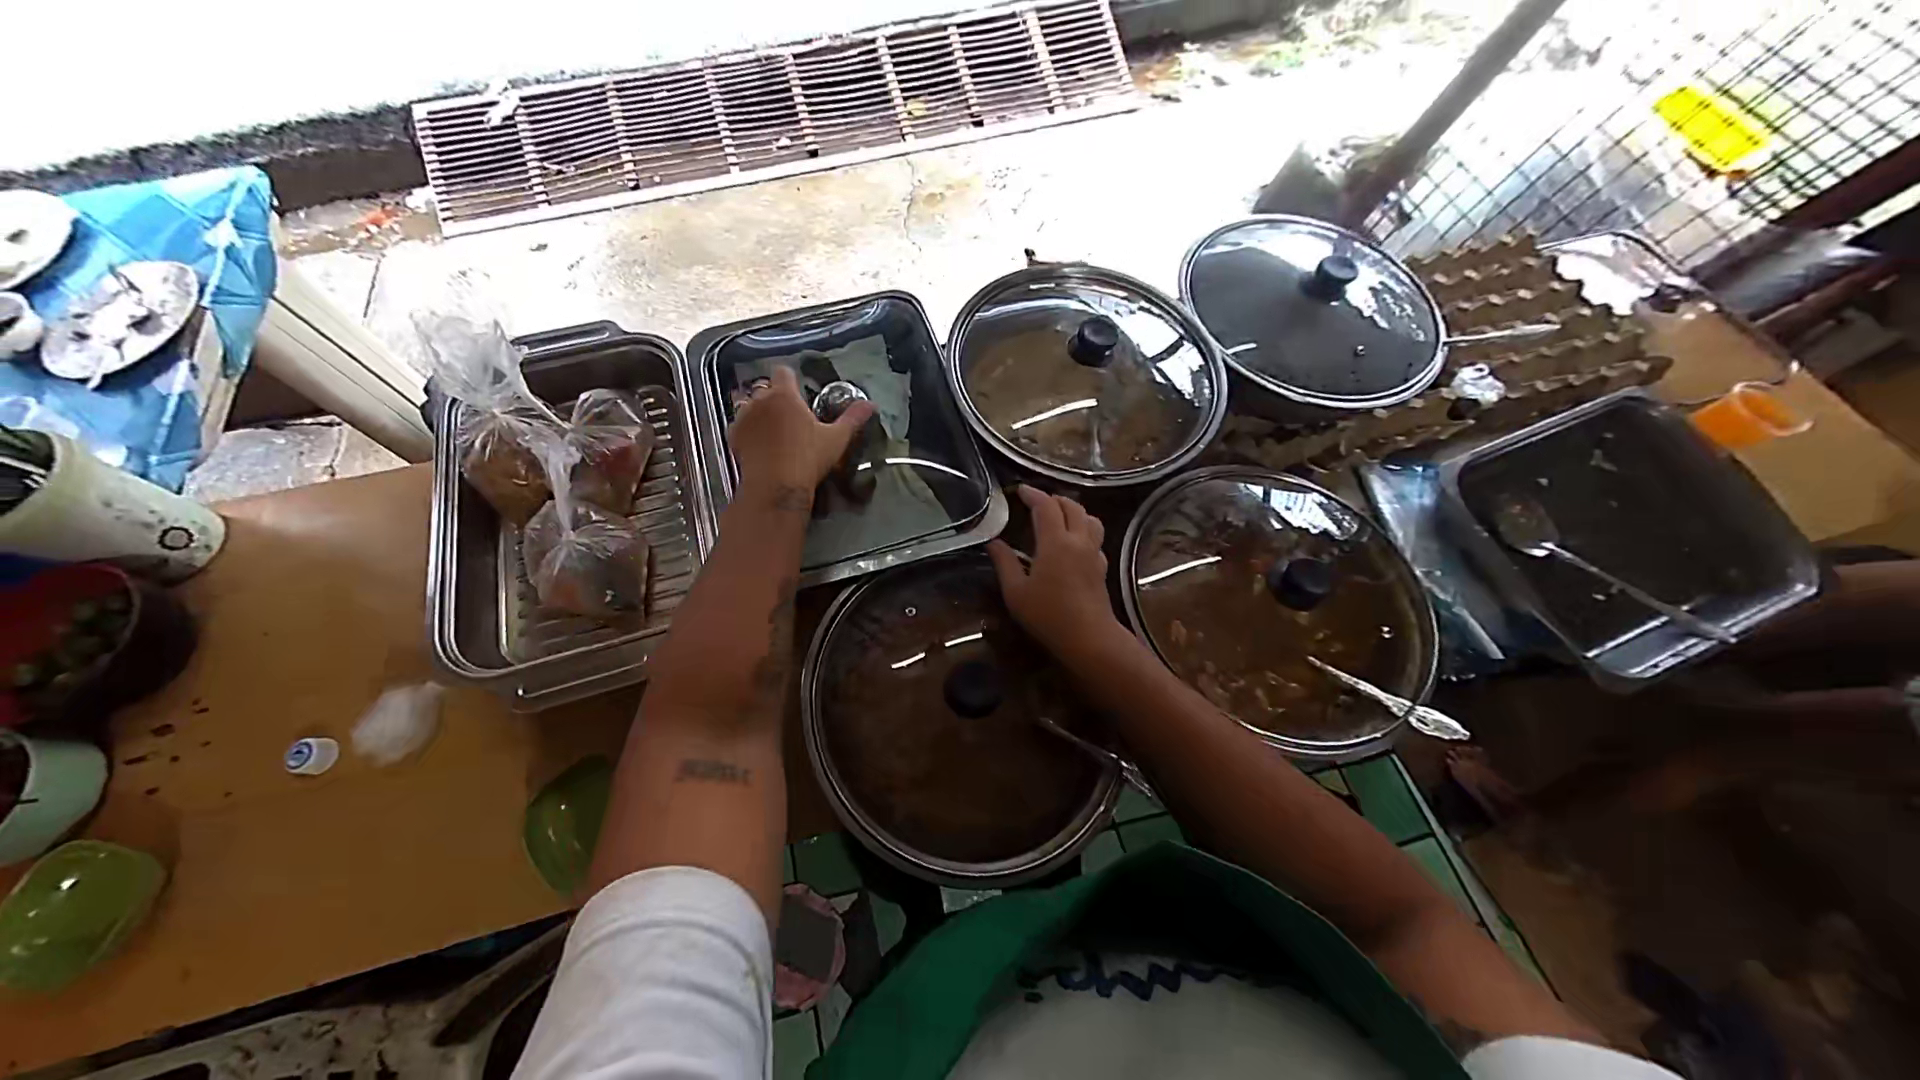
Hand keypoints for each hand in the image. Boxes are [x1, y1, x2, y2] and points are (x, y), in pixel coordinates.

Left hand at [729, 366, 874, 504]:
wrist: (776, 487)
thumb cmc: (808, 459)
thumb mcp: (836, 439)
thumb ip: (852, 418)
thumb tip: (870, 405)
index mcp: (785, 396)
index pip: (784, 372)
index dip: (791, 379)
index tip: (799, 393)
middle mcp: (761, 400)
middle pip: (765, 388)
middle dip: (775, 397)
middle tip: (790, 417)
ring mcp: (744, 417)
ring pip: (749, 405)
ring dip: (759, 413)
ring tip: (773, 431)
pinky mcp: (733, 436)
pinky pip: (739, 425)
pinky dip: (748, 431)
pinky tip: (759, 445)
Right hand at [988, 485, 1130, 663]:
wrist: (1089, 638)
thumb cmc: (1048, 615)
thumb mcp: (1016, 592)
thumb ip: (1004, 563)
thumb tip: (993, 542)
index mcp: (1055, 542)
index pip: (1046, 506)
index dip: (1033, 494)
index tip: (1020, 490)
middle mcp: (1078, 540)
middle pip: (1071, 506)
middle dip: (1054, 499)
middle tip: (1037, 502)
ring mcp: (1094, 553)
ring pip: (1090, 518)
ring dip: (1074, 511)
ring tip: (1058, 516)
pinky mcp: (1102, 567)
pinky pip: (1096, 538)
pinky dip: (1084, 531)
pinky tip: (1073, 544)